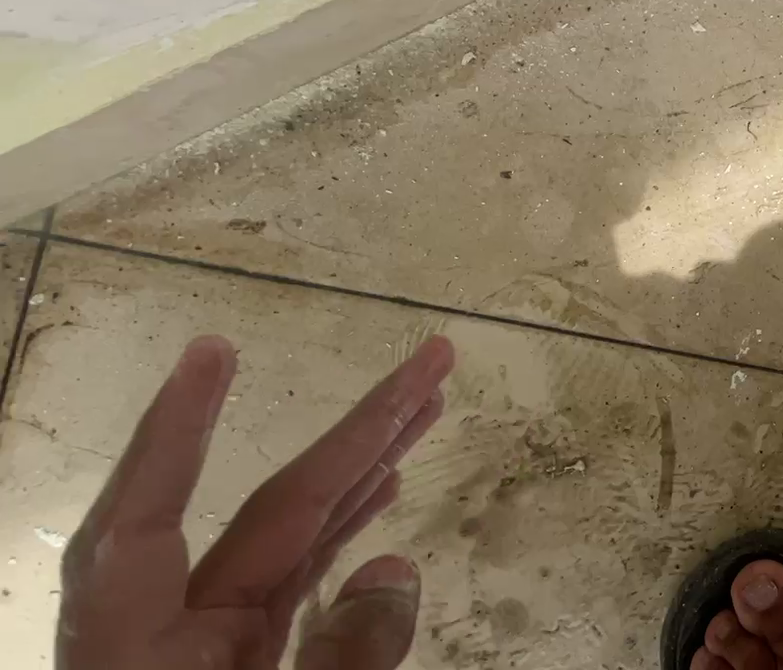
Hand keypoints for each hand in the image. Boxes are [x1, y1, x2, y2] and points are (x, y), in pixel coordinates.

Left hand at [58, 333, 454, 669]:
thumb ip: (339, 667)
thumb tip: (392, 562)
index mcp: (142, 664)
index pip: (143, 526)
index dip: (175, 434)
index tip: (216, 351)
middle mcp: (176, 643)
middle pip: (269, 510)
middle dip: (357, 429)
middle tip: (432, 358)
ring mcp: (219, 654)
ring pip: (300, 534)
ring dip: (371, 462)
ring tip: (433, 400)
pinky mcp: (256, 668)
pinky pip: (308, 578)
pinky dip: (353, 525)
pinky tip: (390, 489)